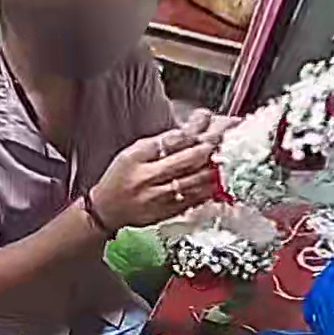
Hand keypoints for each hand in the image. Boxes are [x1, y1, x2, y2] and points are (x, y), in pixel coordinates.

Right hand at [88, 110, 226, 229]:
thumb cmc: (120, 178)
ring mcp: (158, 199)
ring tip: (227, 159)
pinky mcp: (165, 214)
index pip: (172, 141)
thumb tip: (192, 127)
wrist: (106, 211)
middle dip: (210, 148)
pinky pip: (190, 202)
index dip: (195, 130)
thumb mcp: (134, 152)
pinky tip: (217, 183)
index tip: (212, 120)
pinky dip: (206, 191)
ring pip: (192, 183)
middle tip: (227, 138)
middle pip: (186, 161)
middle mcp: (148, 180)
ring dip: (213, 170)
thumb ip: (162, 141)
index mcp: (138, 159)